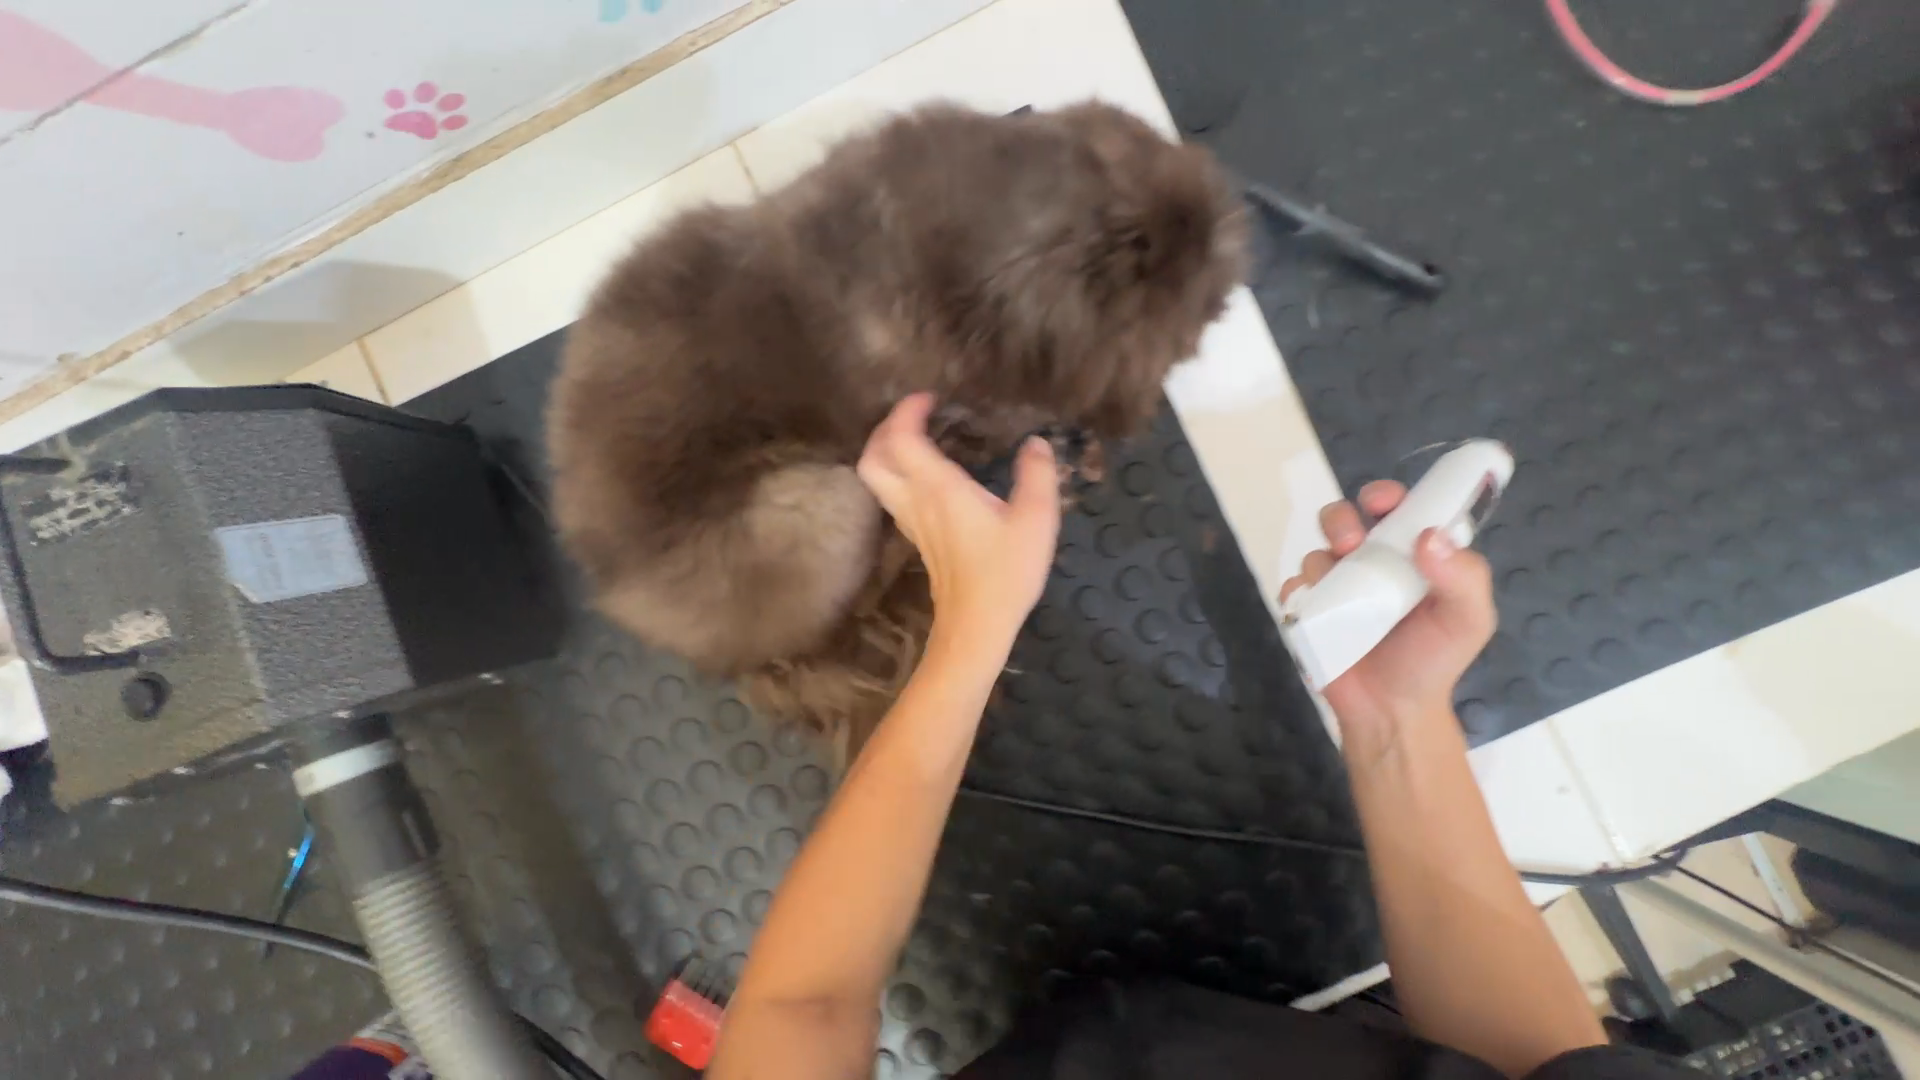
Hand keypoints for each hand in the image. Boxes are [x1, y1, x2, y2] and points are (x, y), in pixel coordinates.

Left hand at [857, 394, 1061, 647]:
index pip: (902, 439)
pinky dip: (898, 474)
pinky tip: (927, 476)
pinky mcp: (916, 539)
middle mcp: (915, 501)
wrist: (976, 624)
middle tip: (914, 416)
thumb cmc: (1006, 572)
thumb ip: (1037, 476)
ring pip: (876, 479)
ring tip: (917, 438)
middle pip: (873, 457)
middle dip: (885, 429)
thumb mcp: (1035, 520)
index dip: (907, 411)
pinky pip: (892, 495)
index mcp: (939, 489)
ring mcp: (910, 522)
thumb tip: (1036, 443)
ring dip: (887, 451)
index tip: (929, 398)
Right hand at [1281, 480, 1496, 737]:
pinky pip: (1293, 585)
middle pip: (1342, 517)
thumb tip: (1428, 537)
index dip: (1384, 496)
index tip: (1380, 503)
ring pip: (1316, 551)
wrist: (1390, 710)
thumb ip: (1464, 577)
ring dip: (1322, 561)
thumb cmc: (1432, 660)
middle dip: (1340, 519)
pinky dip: (1299, 592)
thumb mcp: (1468, 619)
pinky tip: (1316, 611)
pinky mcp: (1307, 607)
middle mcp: (1369, 562)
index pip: (1394, 509)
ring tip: (1338, 589)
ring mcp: (1334, 584)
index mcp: (1410, 555)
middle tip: (1349, 543)